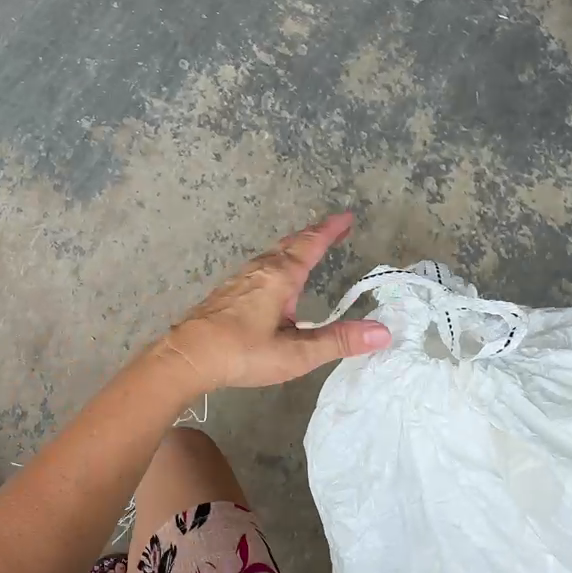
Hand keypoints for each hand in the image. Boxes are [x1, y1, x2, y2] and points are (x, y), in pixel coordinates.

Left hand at [155, 212, 391, 391]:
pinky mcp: (227, 291)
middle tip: (333, 228)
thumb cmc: (243, 353)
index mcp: (279, 278)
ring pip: (272, 253)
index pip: (310, 245)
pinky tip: (273, 276)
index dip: (329, 230)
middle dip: (313, 234)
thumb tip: (382, 332)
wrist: (188, 355)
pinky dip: (277, 260)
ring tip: (307, 246)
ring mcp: (240, 279)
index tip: (346, 217)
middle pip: (290, 244)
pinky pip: (260, 265)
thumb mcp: (295, 353)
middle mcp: (260, 270)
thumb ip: (337, 341)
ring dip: (293, 246)